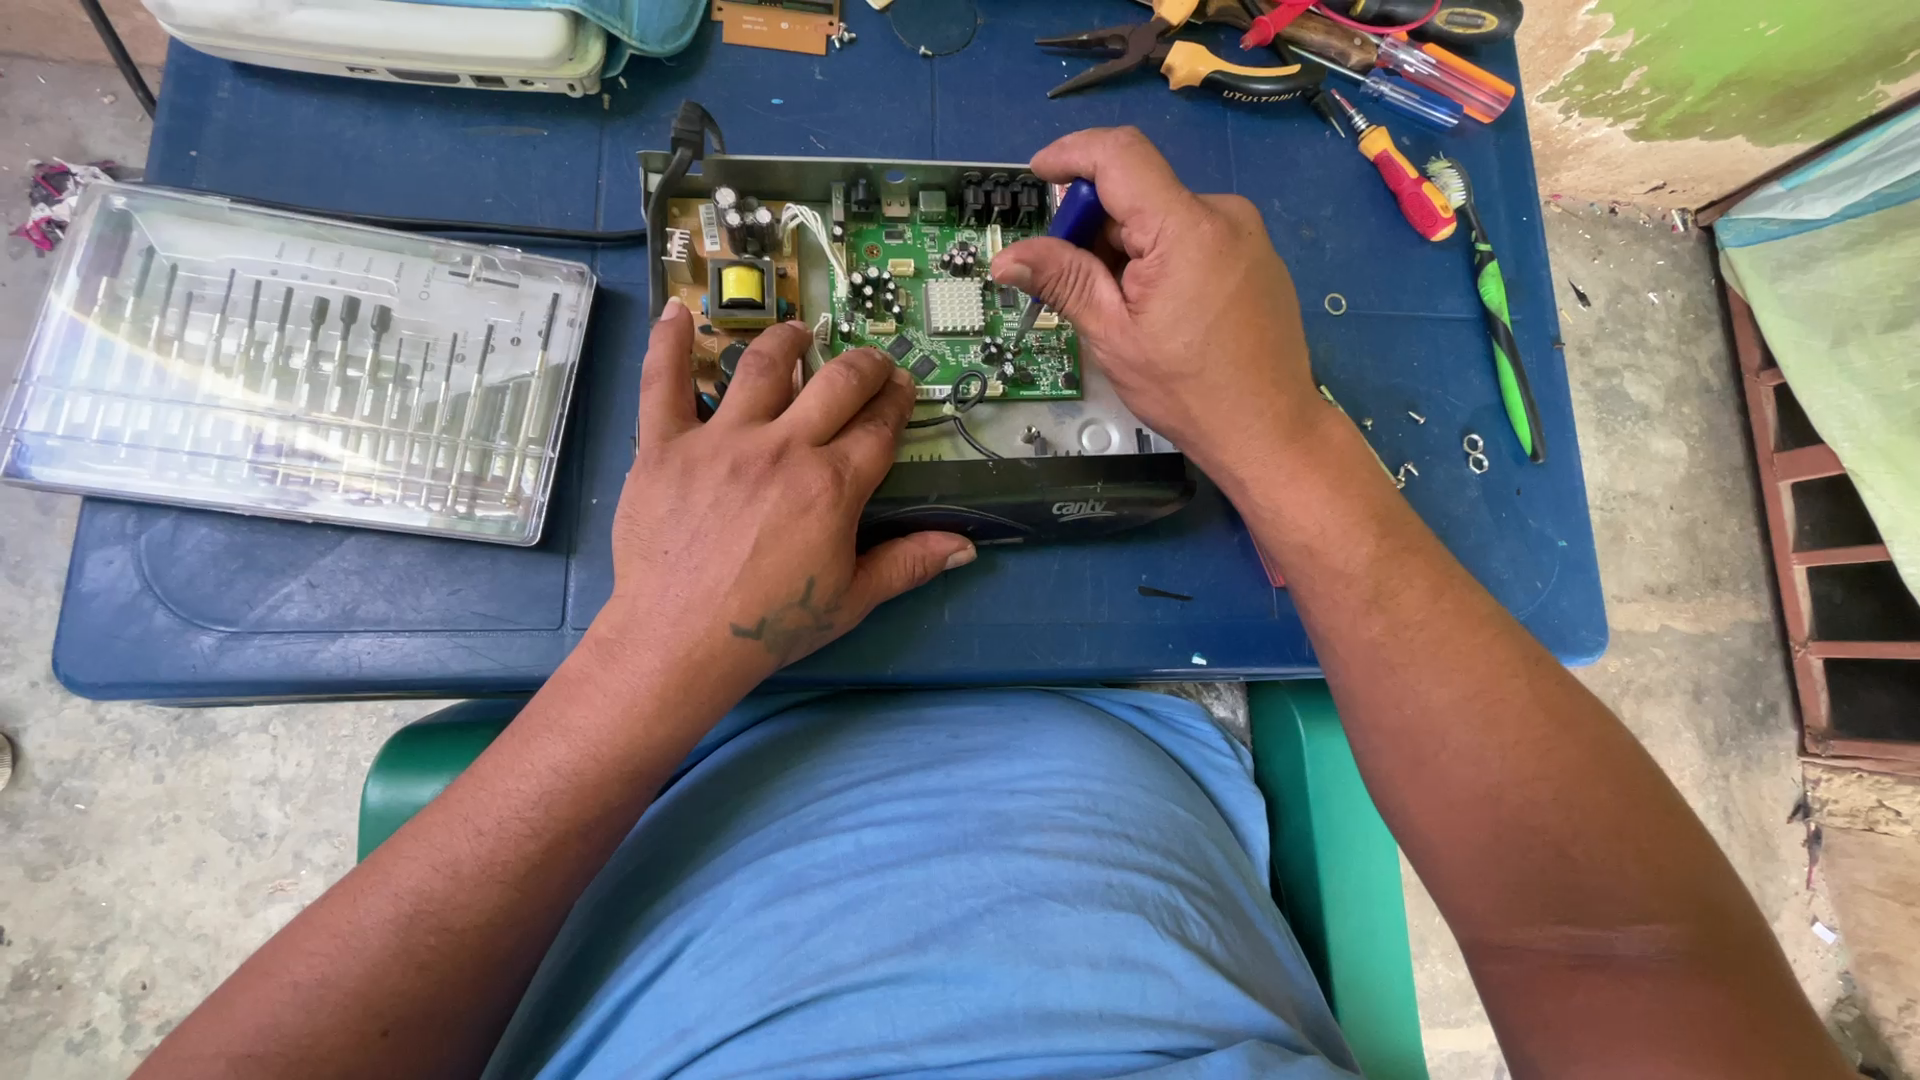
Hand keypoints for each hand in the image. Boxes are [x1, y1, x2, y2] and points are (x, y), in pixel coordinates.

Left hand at [597, 299, 974, 698]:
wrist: (679, 643)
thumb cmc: (771, 626)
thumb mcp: (852, 600)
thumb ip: (909, 565)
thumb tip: (967, 546)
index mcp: (833, 486)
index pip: (879, 428)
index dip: (897, 402)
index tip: (904, 387)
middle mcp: (784, 448)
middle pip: (836, 385)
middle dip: (864, 365)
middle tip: (872, 361)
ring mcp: (722, 440)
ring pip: (762, 367)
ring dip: (788, 340)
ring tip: (799, 332)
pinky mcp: (665, 445)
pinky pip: (663, 382)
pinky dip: (668, 342)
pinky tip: (677, 311)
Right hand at [991, 127, 1322, 479]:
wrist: (1269, 429)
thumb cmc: (1187, 391)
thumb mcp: (1114, 338)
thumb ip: (1064, 282)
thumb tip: (1005, 258)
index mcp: (1186, 228)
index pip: (1120, 155)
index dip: (1071, 154)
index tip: (1037, 175)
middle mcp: (1223, 213)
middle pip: (1139, 192)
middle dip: (1092, 224)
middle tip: (1068, 280)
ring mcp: (1245, 234)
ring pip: (1163, 218)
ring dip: (1124, 248)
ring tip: (1116, 310)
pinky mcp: (1254, 256)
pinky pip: (1192, 237)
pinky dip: (1157, 258)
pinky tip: (1154, 311)